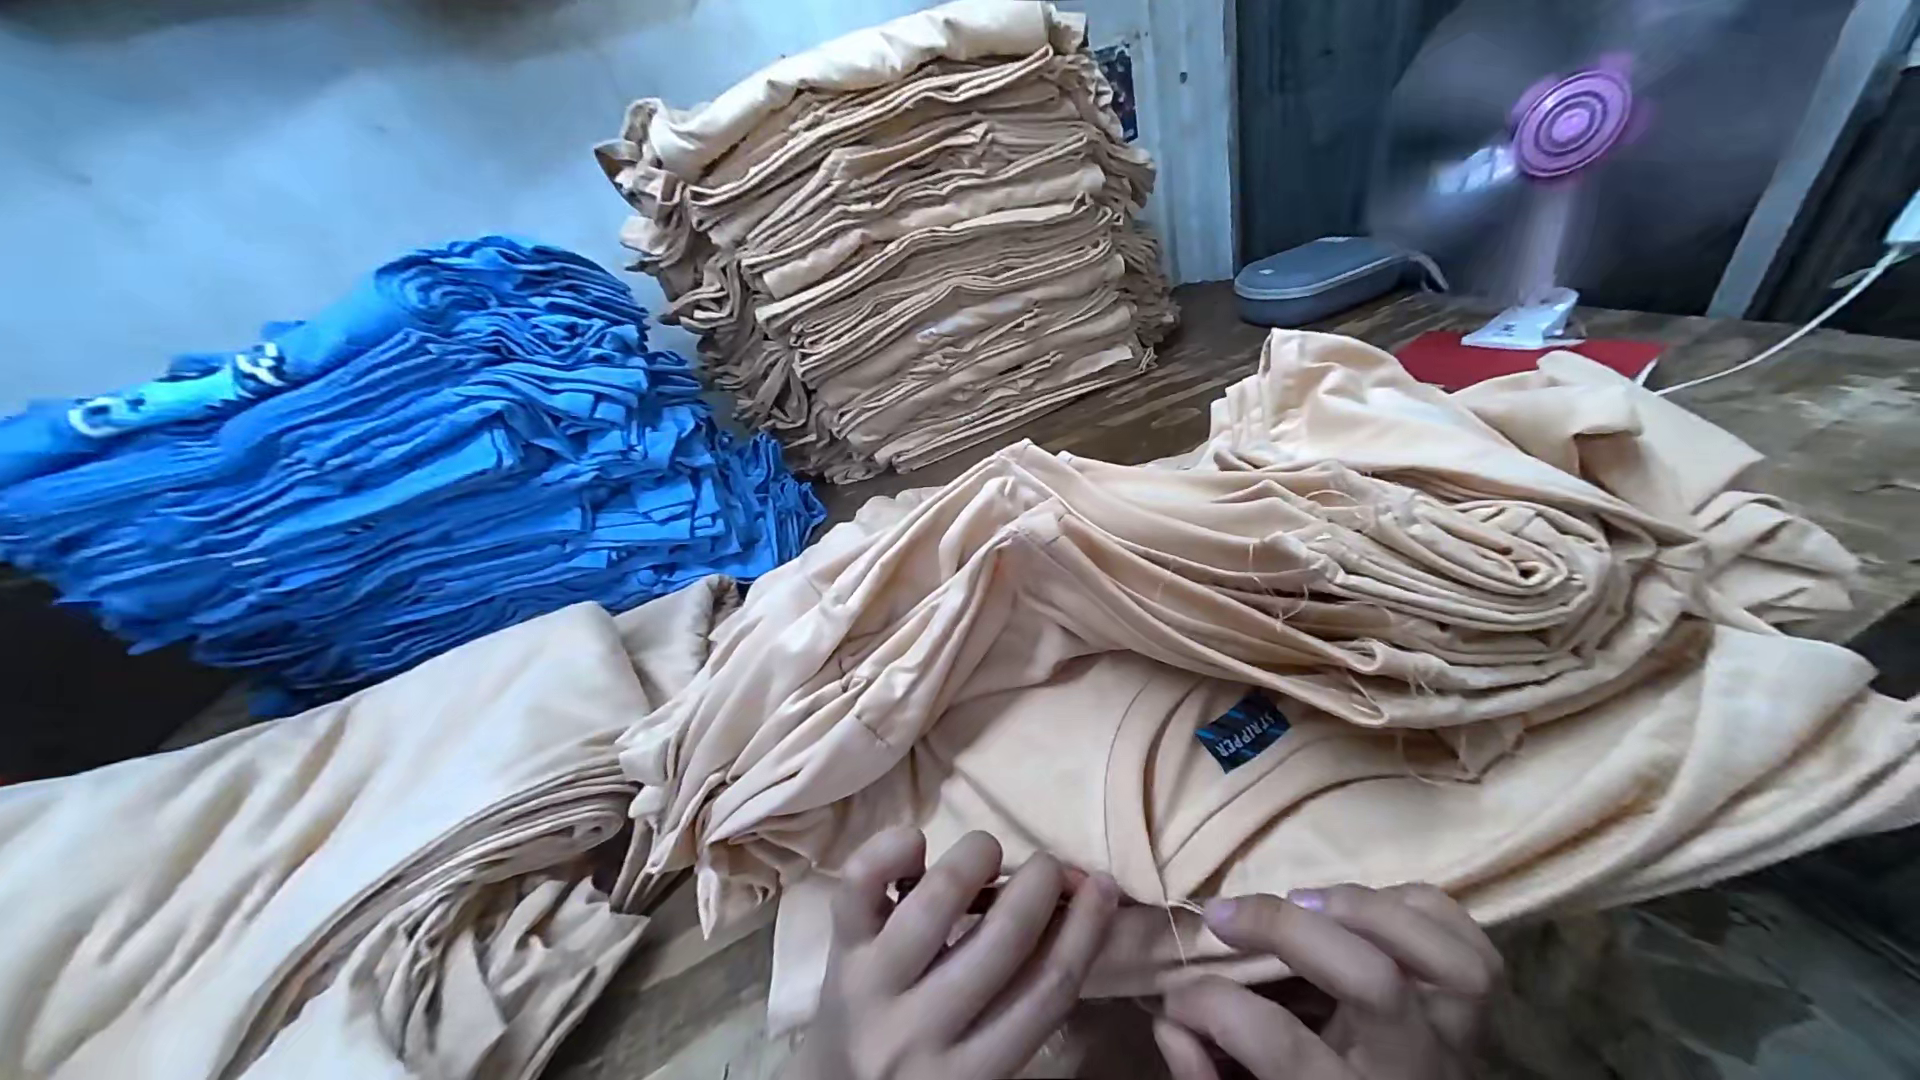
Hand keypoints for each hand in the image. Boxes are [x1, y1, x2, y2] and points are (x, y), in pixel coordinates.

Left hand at [785, 827, 1121, 1079]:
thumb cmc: (922, 1067)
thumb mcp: (978, 1057)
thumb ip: (1020, 997)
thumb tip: (1071, 906)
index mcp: (973, 1074)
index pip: (1046, 991)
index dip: (1085, 929)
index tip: (1101, 885)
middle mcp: (922, 1034)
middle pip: (1002, 942)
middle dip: (1039, 885)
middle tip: (1048, 864)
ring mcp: (873, 986)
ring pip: (935, 904)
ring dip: (976, 859)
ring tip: (989, 850)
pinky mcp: (838, 948)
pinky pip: (859, 888)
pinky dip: (888, 850)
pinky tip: (916, 840)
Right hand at [1155, 885, 1501, 1079]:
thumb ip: (1208, 1078)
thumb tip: (1169, 1022)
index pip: (1283, 1047)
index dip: (1213, 1006)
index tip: (1174, 994)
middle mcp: (1416, 1070)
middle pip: (1373, 982)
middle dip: (1284, 928)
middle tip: (1223, 914)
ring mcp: (1459, 1038)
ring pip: (1450, 962)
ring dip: (1367, 910)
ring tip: (1305, 900)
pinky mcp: (1475, 1008)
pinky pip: (1474, 944)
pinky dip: (1417, 909)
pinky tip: (1364, 909)